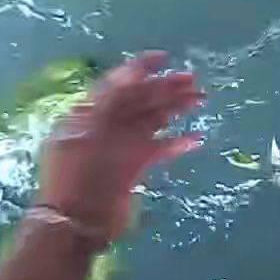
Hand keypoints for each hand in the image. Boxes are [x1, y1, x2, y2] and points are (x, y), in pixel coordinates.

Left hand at [36, 52, 203, 242]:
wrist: (77, 221)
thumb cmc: (78, 174)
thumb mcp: (89, 132)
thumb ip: (111, 101)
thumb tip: (134, 74)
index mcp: (89, 115)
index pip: (117, 84)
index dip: (140, 68)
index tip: (166, 57)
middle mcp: (106, 126)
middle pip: (140, 100)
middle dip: (167, 87)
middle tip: (195, 81)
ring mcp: (121, 145)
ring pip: (154, 119)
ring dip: (177, 108)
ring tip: (201, 101)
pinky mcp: (135, 165)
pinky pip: (160, 146)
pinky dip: (177, 141)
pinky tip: (195, 138)